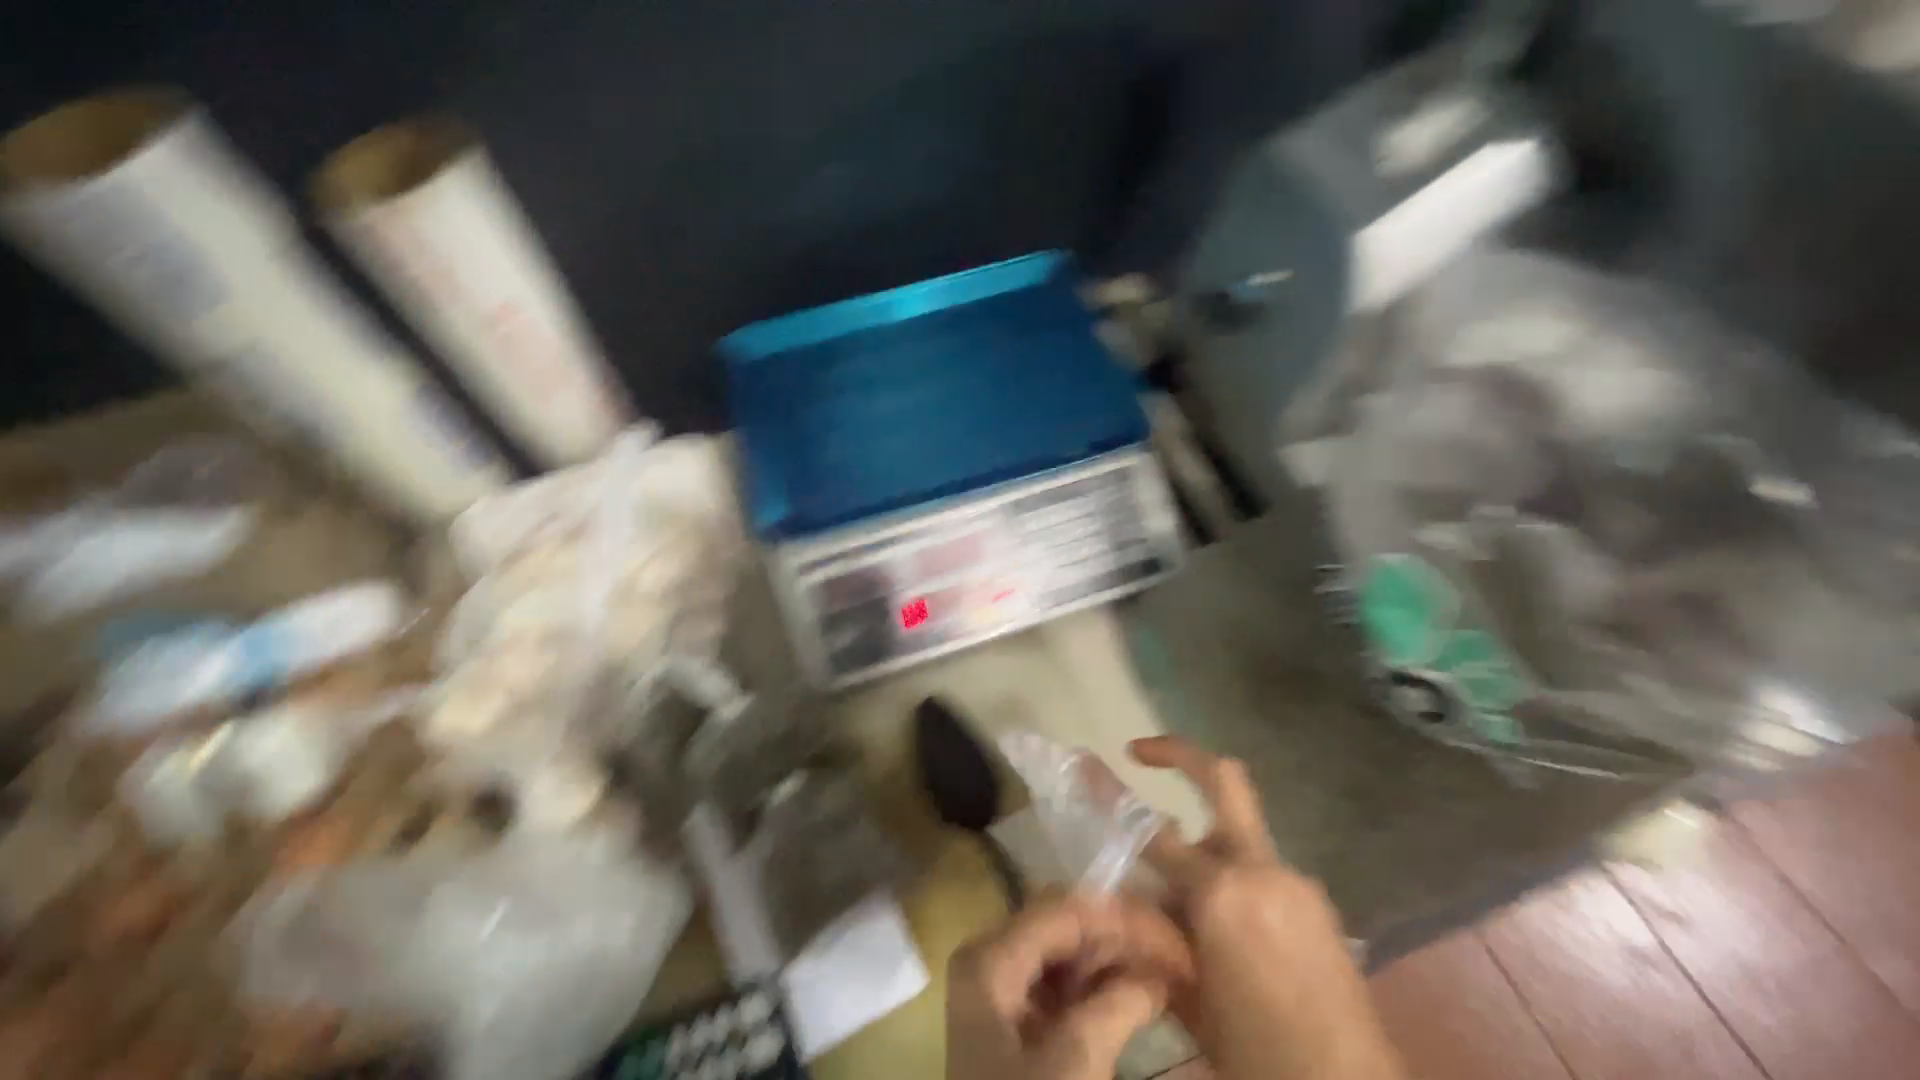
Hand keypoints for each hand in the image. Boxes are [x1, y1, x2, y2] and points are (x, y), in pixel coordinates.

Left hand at [945, 894, 1192, 1079]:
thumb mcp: (1074, 1064)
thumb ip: (1119, 1005)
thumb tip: (1160, 974)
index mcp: (990, 959)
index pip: (1065, 911)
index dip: (1125, 921)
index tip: (1180, 942)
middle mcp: (993, 960)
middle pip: (1067, 925)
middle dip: (1125, 937)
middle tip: (1183, 957)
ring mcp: (1005, 991)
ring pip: (1071, 953)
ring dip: (1121, 960)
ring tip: (1173, 973)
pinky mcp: (1021, 1022)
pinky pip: (1068, 986)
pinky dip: (1106, 988)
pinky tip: (1145, 995)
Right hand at [1130, 736, 1404, 1079]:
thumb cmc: (1256, 1051)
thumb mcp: (1188, 997)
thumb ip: (1157, 934)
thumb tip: (1133, 894)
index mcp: (1222, 894)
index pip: (1154, 833)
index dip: (1112, 797)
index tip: (1085, 765)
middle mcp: (1262, 870)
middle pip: (1225, 781)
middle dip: (1180, 754)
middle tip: (1142, 752)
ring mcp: (1297, 881)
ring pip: (1240, 834)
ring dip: (1206, 843)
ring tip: (1179, 895)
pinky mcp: (1317, 903)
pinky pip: (1261, 871)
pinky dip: (1232, 878)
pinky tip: (1222, 928)